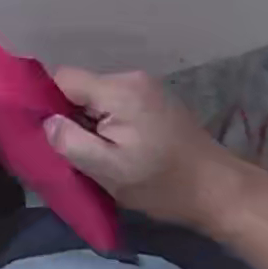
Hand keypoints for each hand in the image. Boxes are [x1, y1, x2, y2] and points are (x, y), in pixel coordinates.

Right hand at [42, 68, 258, 229]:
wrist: (220, 191)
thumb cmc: (163, 184)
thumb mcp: (110, 171)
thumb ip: (71, 142)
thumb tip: (46, 121)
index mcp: (118, 90)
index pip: (63, 78)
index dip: (50, 103)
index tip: (54, 134)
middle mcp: (130, 77)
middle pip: (80, 87)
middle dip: (72, 115)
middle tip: (80, 150)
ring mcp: (144, 85)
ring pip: (96, 95)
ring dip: (90, 119)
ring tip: (101, 152)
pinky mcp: (153, 97)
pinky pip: (114, 100)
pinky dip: (108, 119)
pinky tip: (121, 146)